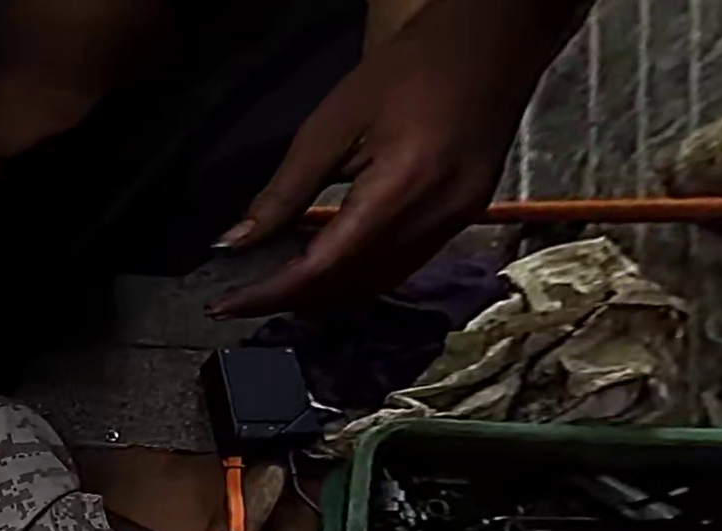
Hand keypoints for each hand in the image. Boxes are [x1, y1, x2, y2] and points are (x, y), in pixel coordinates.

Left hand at [208, 0, 585, 317]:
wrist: (500, 33)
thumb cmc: (407, 71)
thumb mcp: (327, 130)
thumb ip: (280, 197)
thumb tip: (230, 245)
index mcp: (403, 188)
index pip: (318, 268)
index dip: (265, 295)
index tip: (221, 307)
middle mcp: (435, 216)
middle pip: (343, 286)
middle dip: (284, 302)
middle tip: (235, 302)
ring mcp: (454, 221)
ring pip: (369, 287)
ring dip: (314, 299)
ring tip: (265, 294)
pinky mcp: (460, 219)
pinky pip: (393, 271)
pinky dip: (346, 282)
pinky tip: (313, 275)